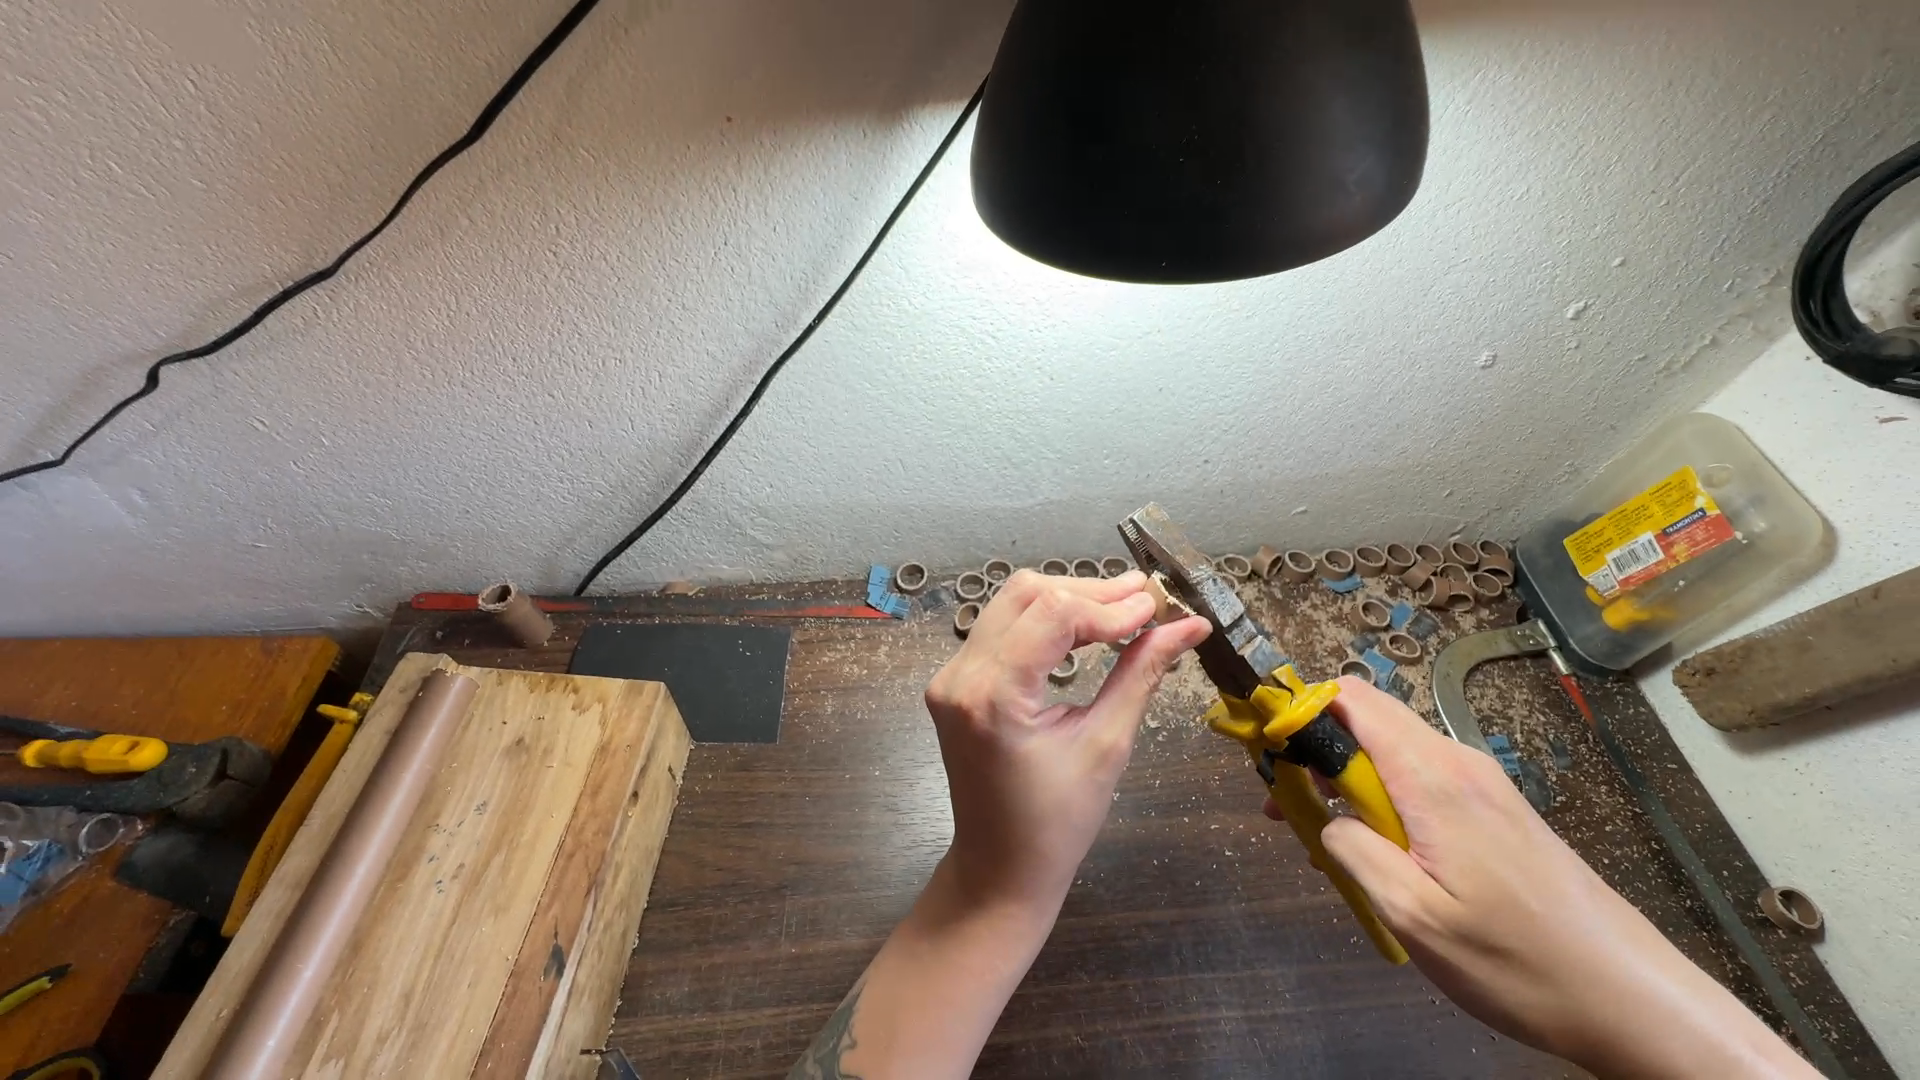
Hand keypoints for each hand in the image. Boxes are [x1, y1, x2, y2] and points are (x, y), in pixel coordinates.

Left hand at [925, 570, 1211, 911]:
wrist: (999, 867)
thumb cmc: (1058, 822)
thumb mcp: (1108, 745)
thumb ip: (1142, 674)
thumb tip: (1190, 626)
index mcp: (993, 695)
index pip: (1054, 614)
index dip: (1110, 606)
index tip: (1158, 608)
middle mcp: (959, 675)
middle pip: (1027, 594)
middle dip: (1090, 592)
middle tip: (1146, 598)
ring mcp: (950, 675)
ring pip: (1012, 603)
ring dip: (1068, 599)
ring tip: (1124, 607)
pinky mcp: (954, 680)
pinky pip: (1001, 628)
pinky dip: (1044, 620)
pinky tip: (1084, 627)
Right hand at [1271, 678, 1815, 1078]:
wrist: (1635, 1001)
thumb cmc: (1517, 961)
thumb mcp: (1415, 915)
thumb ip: (1354, 850)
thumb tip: (1329, 817)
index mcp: (1434, 777)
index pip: (1353, 700)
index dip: (1300, 709)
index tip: (1268, 751)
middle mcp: (1458, 763)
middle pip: (1368, 717)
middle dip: (1316, 747)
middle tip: (1290, 806)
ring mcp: (1482, 783)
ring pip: (1391, 749)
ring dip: (1347, 778)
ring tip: (1329, 837)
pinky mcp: (1495, 808)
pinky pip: (1420, 777)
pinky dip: (1382, 795)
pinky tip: (1383, 851)